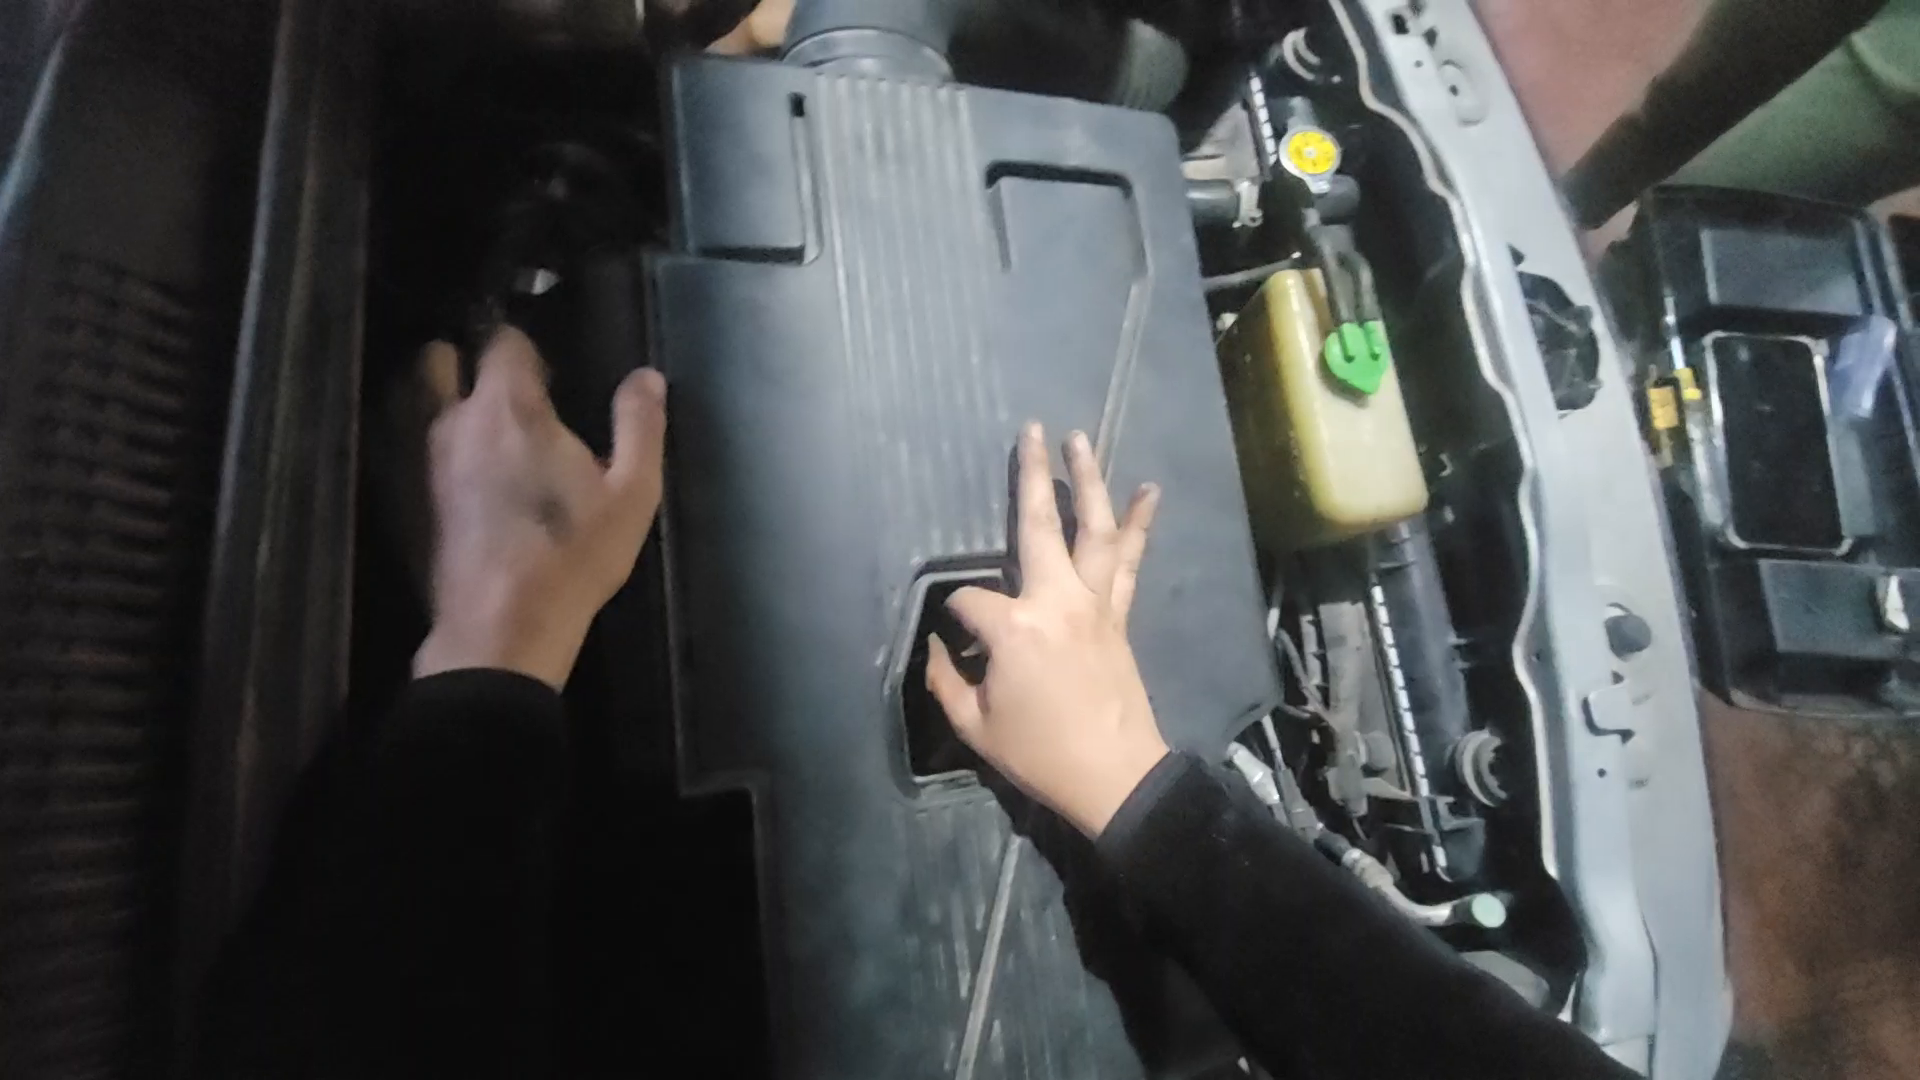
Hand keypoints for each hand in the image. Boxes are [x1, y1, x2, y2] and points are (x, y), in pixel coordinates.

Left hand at [412, 327, 667, 688]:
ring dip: (436, 395)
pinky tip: (451, 469)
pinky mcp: (397, 496)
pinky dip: (420, 439)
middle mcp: (451, 421)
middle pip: (438, 358)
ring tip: (475, 424)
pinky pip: (398, 444)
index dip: (524, 346)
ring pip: (411, 400)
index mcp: (512, 410)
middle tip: (505, 391)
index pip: (503, 343)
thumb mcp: (632, 493)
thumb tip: (648, 377)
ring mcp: (414, 459)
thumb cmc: (576, 554)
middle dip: (464, 360)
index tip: (547, 368)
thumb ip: (639, 427)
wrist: (504, 624)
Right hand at [925, 423, 1166, 837]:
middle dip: (1030, 474)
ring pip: (1092, 529)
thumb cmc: (1040, 754)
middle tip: (1031, 429)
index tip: (954, 640)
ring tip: (1081, 439)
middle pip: (1037, 525)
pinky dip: (1139, 524)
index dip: (953, 616)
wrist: (1116, 775)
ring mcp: (1094, 602)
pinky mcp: (1118, 612)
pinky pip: (1128, 560)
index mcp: (1014, 628)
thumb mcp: (974, 727)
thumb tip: (935, 647)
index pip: (968, 600)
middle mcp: (1057, 600)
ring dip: (1087, 480)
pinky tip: (1148, 491)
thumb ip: (943, 680)